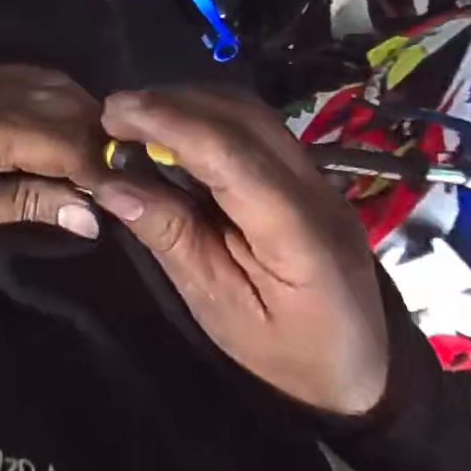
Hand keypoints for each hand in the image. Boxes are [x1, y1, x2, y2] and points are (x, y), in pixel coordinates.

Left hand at [0, 64, 104, 238]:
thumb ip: (27, 204)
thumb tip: (93, 218)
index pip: (71, 143)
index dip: (102, 171)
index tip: (120, 198)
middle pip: (72, 106)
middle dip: (100, 142)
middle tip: (110, 180)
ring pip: (57, 84)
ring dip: (82, 116)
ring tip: (89, 155)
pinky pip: (31, 74)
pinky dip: (57, 95)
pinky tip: (59, 121)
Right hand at [90, 87, 387, 414]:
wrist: (359, 369)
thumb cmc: (284, 352)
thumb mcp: (218, 307)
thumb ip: (170, 238)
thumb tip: (111, 184)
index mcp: (300, 236)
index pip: (231, 156)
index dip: (169, 124)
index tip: (112, 113)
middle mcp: (316, 191)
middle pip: (241, 118)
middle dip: (170, 102)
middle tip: (112, 112)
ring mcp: (316, 176)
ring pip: (249, 111)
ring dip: (186, 100)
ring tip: (134, 115)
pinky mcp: (304, 171)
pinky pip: (252, 123)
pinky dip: (203, 112)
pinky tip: (170, 125)